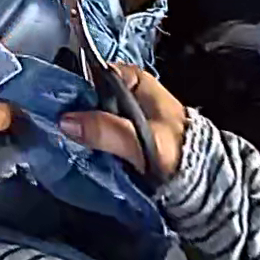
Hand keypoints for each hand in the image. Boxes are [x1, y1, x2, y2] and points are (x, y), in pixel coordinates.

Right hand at [59, 64, 188, 178]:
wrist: (203, 184)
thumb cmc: (177, 153)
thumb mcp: (140, 139)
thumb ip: (105, 130)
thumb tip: (65, 121)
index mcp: (132, 78)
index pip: (91, 74)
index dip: (73, 91)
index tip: (56, 108)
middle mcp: (125, 89)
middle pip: (89, 95)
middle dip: (75, 112)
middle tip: (58, 129)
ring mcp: (123, 110)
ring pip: (91, 113)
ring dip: (81, 128)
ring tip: (64, 140)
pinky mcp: (122, 130)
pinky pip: (97, 129)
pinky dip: (89, 138)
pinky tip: (78, 148)